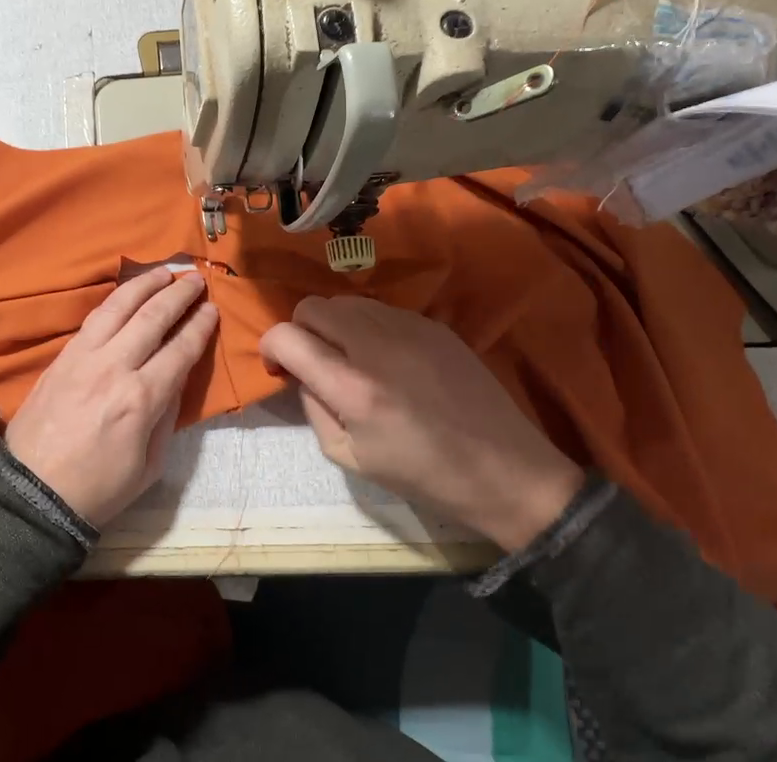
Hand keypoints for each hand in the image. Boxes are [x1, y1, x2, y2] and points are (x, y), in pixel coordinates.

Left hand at [5, 269, 218, 528]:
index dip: (199, 326)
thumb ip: (165, 420)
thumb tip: (173, 384)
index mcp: (141, 399)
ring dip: (143, 285)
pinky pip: (92, 319)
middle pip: (152, 318)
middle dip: (178, 295)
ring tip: (163, 272)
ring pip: (117, 308)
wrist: (30, 491)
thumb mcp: (148, 466)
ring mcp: (82, 357)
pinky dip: (113, 301)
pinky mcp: (60, 357)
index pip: (179, 350)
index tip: (213, 309)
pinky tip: (125, 294)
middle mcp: (113, 368)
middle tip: (196, 278)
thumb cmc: (96, 489)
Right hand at [260, 297, 583, 552]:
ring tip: (350, 359)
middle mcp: (377, 346)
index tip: (279, 368)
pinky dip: (368, 326)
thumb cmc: (423, 476)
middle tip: (313, 362)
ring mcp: (410, 329)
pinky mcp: (435, 326)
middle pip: (313, 307)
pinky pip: (381, 309)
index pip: (287, 336)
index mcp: (353, 388)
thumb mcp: (349, 457)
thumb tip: (303, 374)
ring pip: (346, 301)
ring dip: (334, 325)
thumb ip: (313, 408)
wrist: (506, 471)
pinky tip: (386, 359)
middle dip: (300, 330)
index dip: (270, 348)